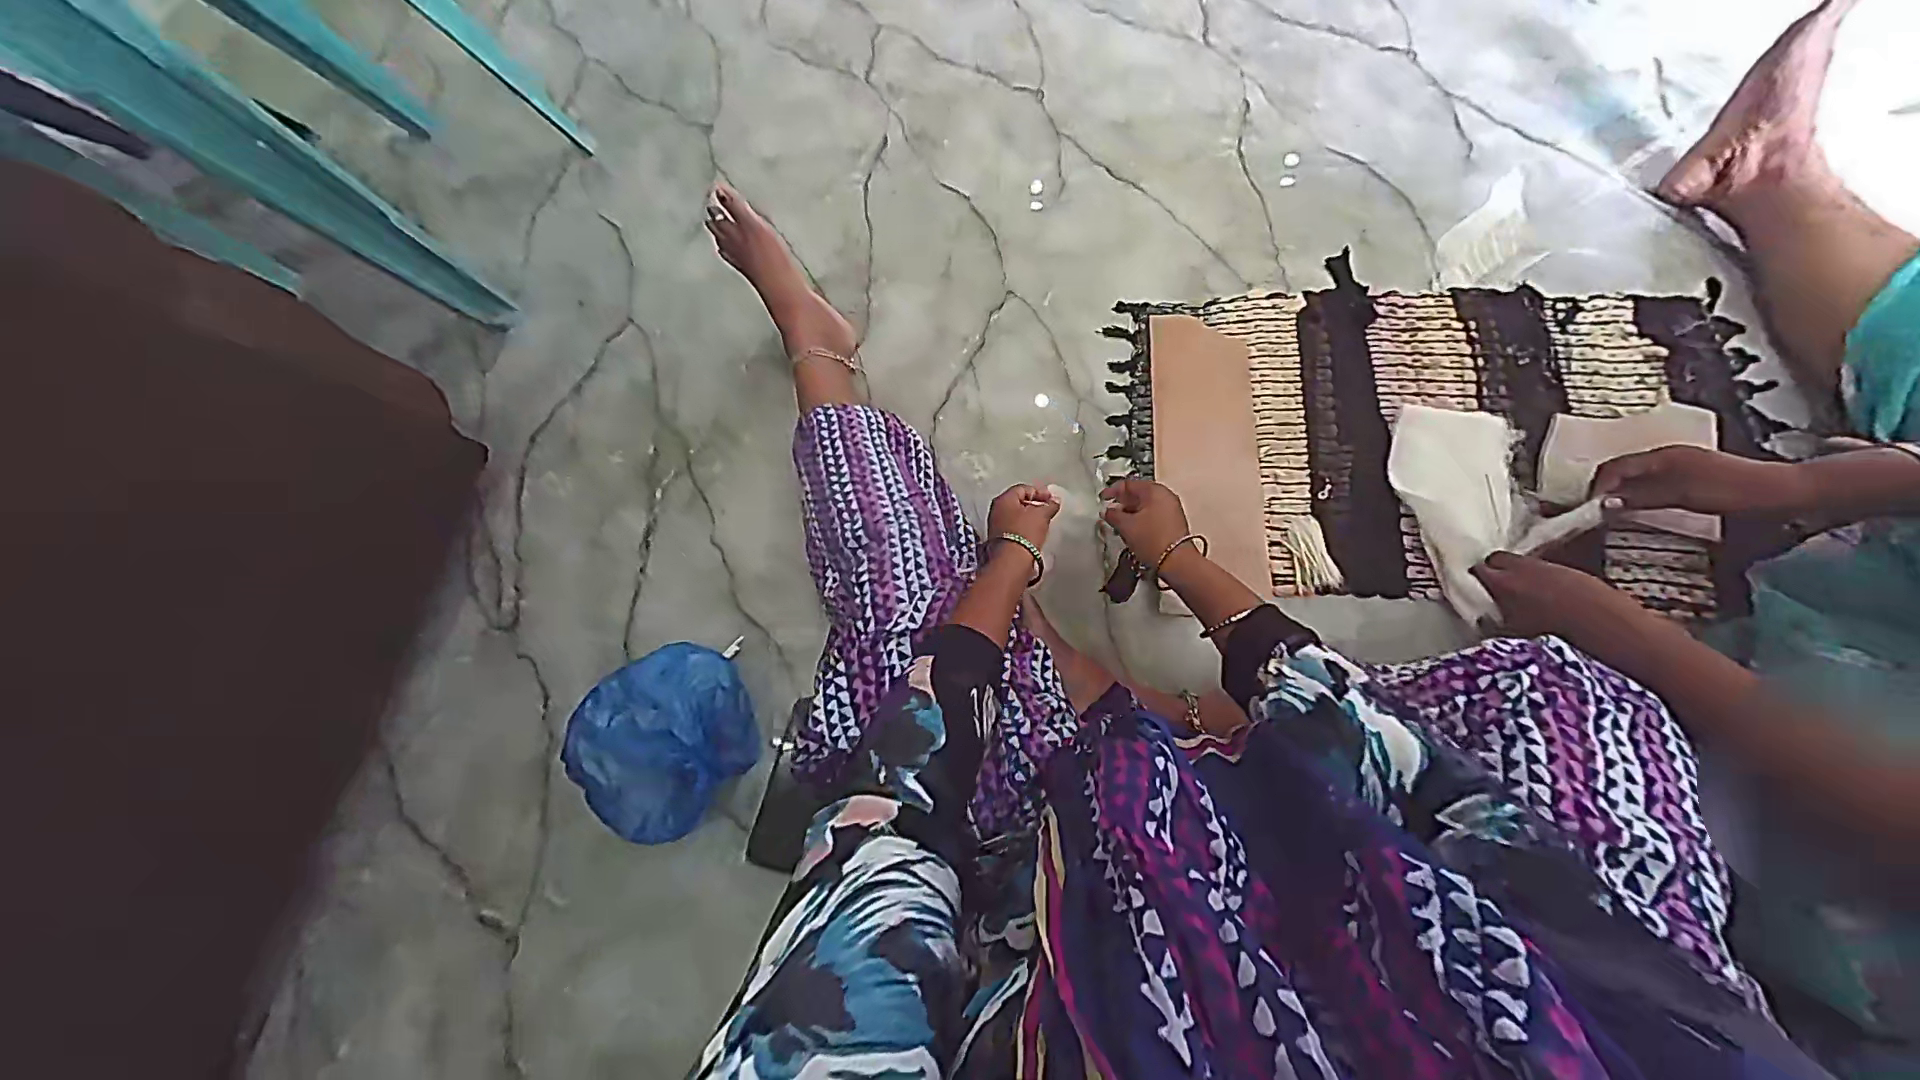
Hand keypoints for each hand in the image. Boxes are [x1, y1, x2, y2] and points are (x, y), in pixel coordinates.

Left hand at [987, 484, 1060, 552]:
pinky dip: (1024, 528)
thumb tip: (1054, 501)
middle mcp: (996, 510)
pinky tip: (1034, 534)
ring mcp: (995, 525)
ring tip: (1043, 523)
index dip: (1039, 492)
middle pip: (1017, 502)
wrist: (1012, 560)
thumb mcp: (1042, 515)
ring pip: (1015, 516)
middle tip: (1047, 510)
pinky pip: (1014, 528)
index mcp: (1004, 499)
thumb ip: (1050, 505)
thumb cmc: (1025, 532)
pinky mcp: (999, 540)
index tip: (1051, 500)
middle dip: (1034, 505)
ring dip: (1029, 518)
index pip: (1023, 489)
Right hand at [1100, 478, 1190, 564]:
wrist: (1175, 561)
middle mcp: (1166, 497)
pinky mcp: (1172, 524)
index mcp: (1155, 491)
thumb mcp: (1126, 525)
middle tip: (1110, 510)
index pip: (1129, 484)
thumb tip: (1107, 512)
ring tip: (1119, 523)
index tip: (1103, 497)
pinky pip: (1152, 516)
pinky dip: (1140, 520)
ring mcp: (1171, 510)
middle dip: (1122, 502)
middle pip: (1138, 494)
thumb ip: (1112, 515)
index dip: (1112, 490)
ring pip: (1145, 506)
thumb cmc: (1155, 541)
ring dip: (1130, 513)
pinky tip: (1132, 531)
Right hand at [1471, 551, 1663, 665]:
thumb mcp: (1508, 634)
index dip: (1469, 580)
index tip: (1469, 591)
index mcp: (1499, 582)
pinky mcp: (1576, 573)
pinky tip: (1550, 601)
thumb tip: (1478, 617)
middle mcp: (1522, 568)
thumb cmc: (1554, 636)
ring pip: (1524, 565)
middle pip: (1496, 560)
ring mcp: (1551, 567)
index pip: (1473, 570)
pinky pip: (1549, 572)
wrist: (1614, 632)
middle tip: (1493, 590)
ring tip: (1523, 598)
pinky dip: (1545, 581)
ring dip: (1520, 576)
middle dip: (1493, 570)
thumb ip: (1488, 621)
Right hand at [1589, 445, 1804, 515]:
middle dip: (1606, 489)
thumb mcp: (1682, 495)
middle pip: (1622, 471)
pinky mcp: (1691, 478)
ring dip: (1622, 493)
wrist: (1788, 494)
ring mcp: (1682, 467)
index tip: (1590, 507)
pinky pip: (1651, 484)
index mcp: (1664, 456)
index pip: (1615, 467)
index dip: (1598, 486)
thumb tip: (1602, 503)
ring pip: (1636, 478)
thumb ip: (1641, 497)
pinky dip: (1638, 496)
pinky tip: (1641, 508)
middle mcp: (1669, 457)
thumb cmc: (1735, 491)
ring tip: (1615, 511)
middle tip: (1597, 511)